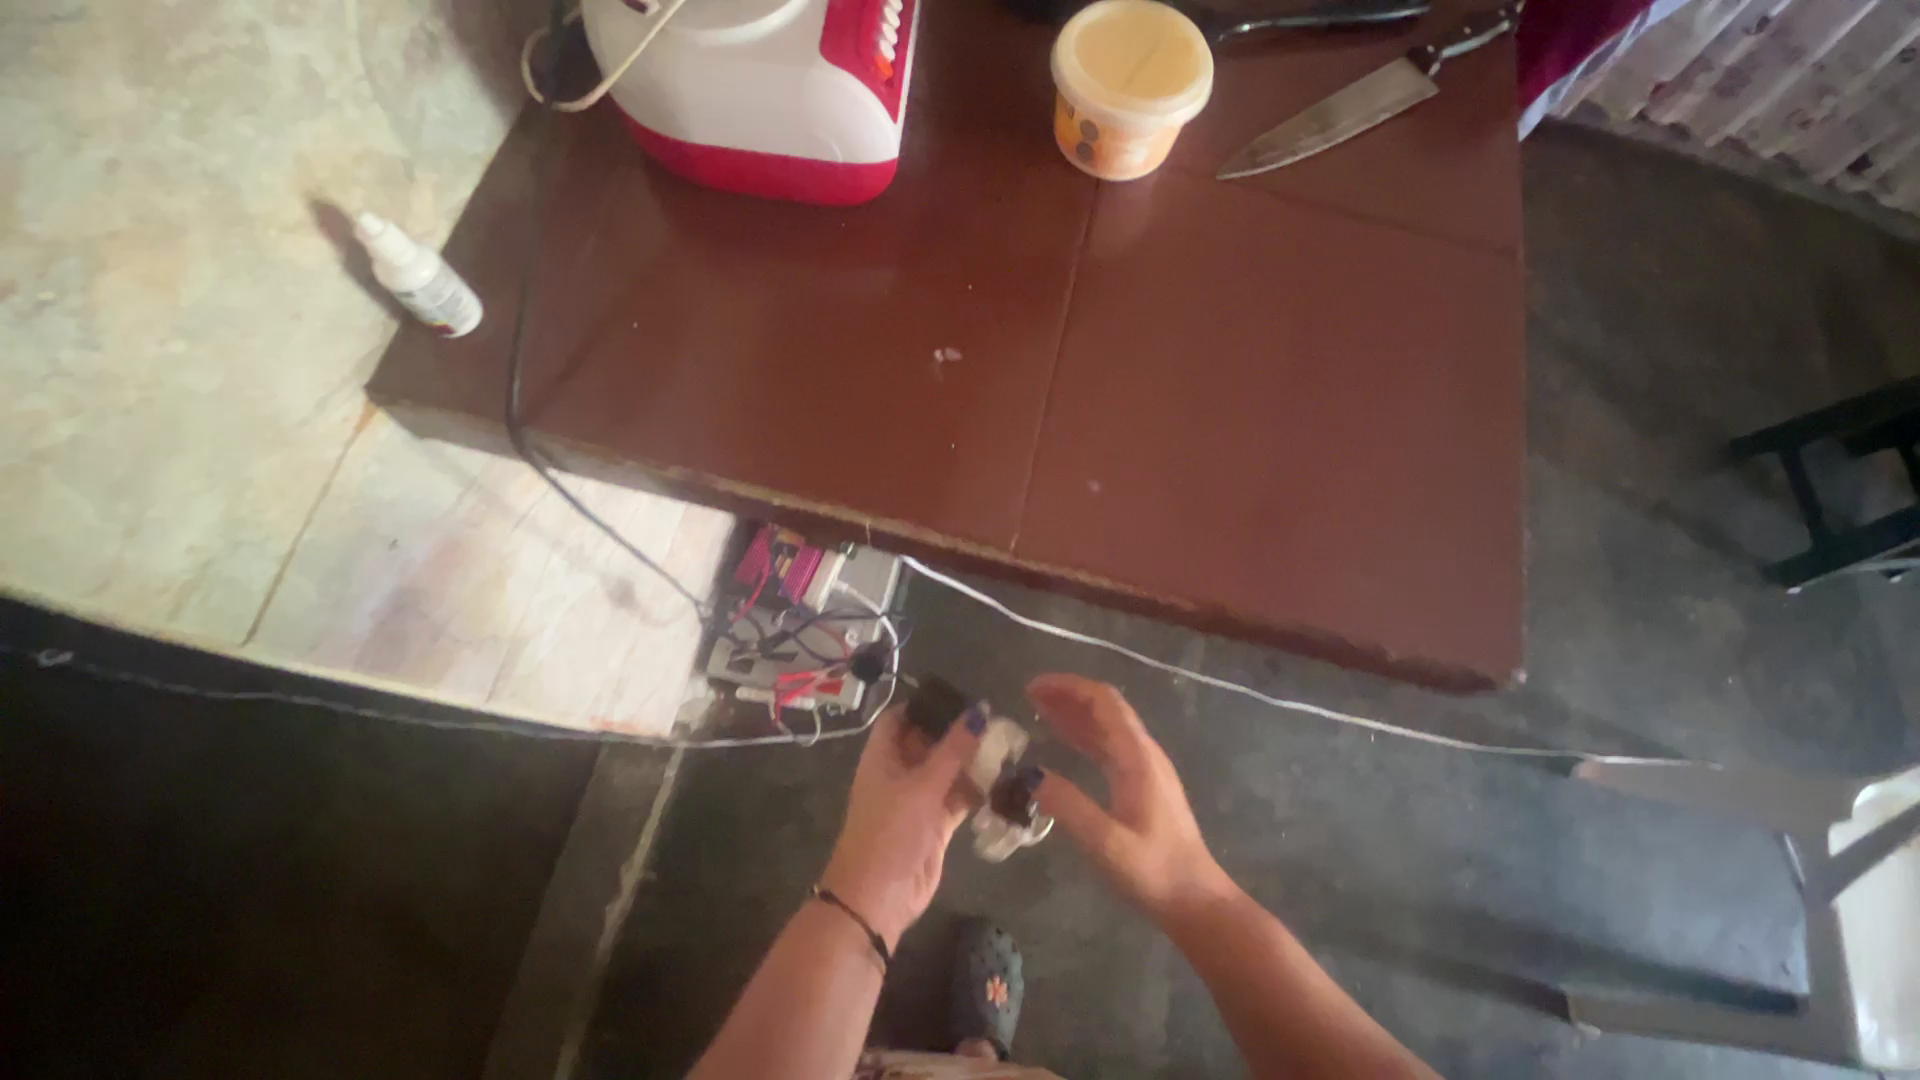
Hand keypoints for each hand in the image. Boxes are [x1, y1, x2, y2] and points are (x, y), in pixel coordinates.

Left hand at [820, 705, 981, 946]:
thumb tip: (980, 711)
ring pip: (947, 770)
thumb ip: (954, 749)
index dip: (923, 704)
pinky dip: (977, 790)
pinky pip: (958, 798)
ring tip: (1007, 743)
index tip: (957, 694)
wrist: (879, 896)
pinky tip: (1003, 779)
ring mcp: (917, 799)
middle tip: (994, 717)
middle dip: (956, 731)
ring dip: (971, 760)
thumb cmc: (891, 830)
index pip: (899, 718)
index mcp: (883, 756)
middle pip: (928, 742)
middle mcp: (899, 772)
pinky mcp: (935, 824)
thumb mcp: (922, 784)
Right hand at [1029, 674, 1235, 922]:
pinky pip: (1109, 747)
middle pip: (1105, 708)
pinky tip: (1063, 743)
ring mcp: (1145, 770)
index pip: (1104, 702)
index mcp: (1137, 757)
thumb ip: (1066, 805)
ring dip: (1074, 714)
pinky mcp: (1142, 786)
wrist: (1195, 901)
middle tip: (1028, 697)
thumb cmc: (1153, 871)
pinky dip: (1083, 736)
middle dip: (1067, 696)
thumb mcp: (1104, 842)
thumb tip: (1027, 776)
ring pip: (1106, 727)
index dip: (1068, 687)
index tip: (1032, 688)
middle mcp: (1143, 754)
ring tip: (1037, 711)